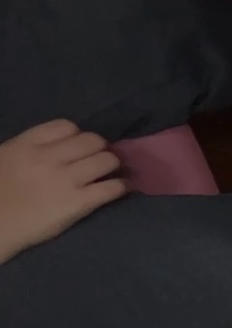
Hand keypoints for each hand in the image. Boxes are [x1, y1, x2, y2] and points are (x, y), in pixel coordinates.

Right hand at [0, 119, 125, 263]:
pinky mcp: (80, 201)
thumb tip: (63, 148)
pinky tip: (121, 188)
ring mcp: (65, 180)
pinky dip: (124, 186)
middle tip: (98, 161)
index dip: (77, 135)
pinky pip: (116, 186)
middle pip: (94, 141)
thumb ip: (30, 151)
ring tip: (111, 173)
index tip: (78, 147)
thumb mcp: (3, 160)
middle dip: (100, 149)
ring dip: (115, 166)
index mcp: (22, 146)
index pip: (65, 126)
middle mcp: (46, 159)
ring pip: (109, 160)